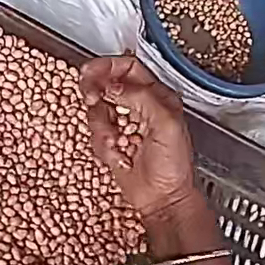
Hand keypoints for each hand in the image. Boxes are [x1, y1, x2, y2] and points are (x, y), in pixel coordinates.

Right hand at [78, 55, 197, 222]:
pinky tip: (117, 155)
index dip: (108, 66)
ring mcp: (123, 124)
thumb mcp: (166, 124)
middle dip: (95, 91)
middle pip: (106, 83)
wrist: (163, 198)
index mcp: (157, 96)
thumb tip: (115, 86)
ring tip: (114, 141)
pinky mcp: (112, 142)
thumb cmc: (173, 166)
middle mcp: (138, 106)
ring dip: (101, 126)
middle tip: (91, 98)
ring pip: (97, 110)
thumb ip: (141, 98)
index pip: (128, 67)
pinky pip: (95, 134)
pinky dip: (102, 146)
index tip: (91, 72)